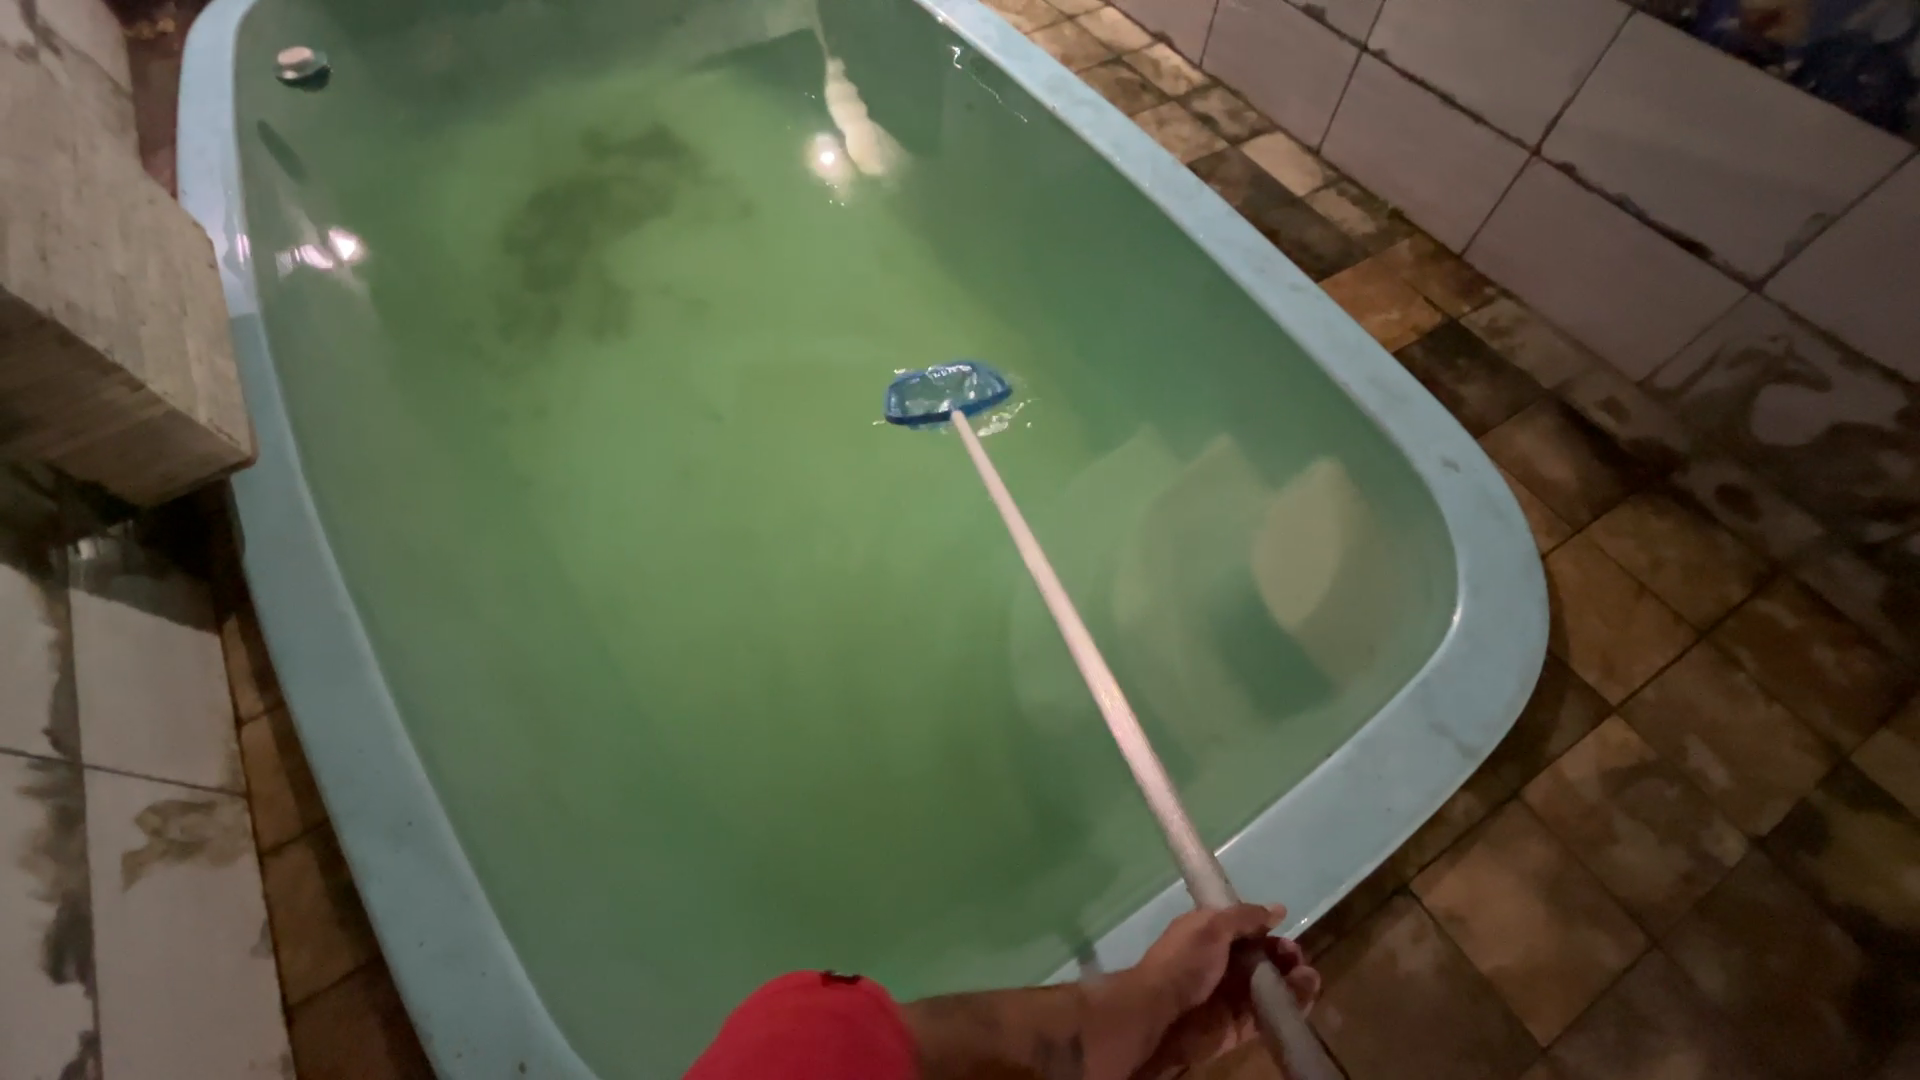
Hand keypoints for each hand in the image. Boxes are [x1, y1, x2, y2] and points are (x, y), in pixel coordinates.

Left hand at [1121, 904, 1321, 1078]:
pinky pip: (1269, 1016)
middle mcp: (1222, 964)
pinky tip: (1306, 998)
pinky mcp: (1239, 1026)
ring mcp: (1231, 996)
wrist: (1161, 1010)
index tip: (1284, 927)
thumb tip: (1277, 909)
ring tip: (1310, 978)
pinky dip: (1289, 1007)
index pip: (1244, 929)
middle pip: (1261, 959)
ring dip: (1292, 981)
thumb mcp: (1211, 927)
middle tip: (1297, 958)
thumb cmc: (1184, 960)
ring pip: (1269, 987)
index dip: (1265, 929)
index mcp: (1210, 936)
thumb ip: (1244, 918)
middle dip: (1283, 956)